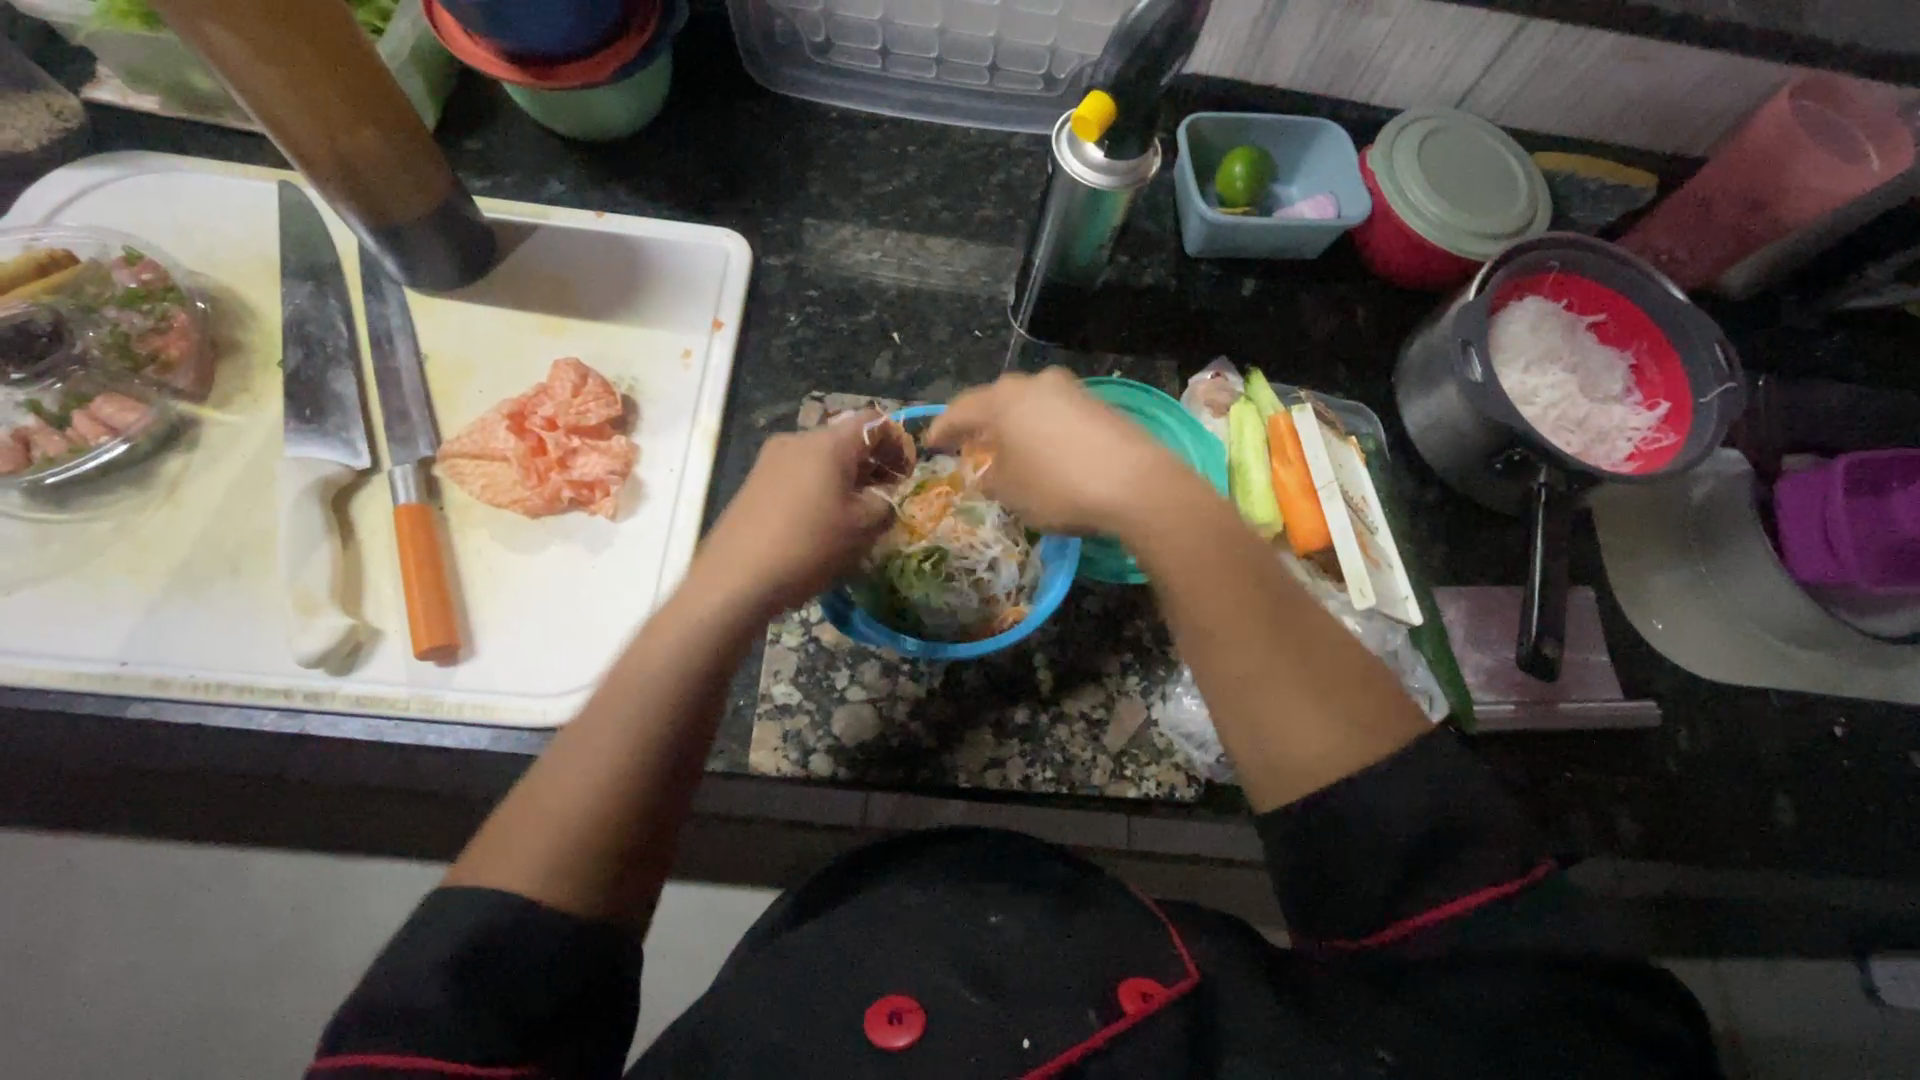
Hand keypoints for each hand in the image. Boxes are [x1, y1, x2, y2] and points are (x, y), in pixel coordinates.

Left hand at [690, 413, 891, 616]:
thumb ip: (885, 505)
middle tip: (888, 494)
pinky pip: (799, 476)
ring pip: (820, 459)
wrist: (735, 580)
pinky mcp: (754, 485)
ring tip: (857, 513)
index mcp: (827, 443)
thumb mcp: (862, 529)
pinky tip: (823, 523)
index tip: (906, 475)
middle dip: (871, 463)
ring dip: (845, 478)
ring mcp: (770, 462)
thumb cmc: (809, 547)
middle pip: (845, 439)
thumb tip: (884, 499)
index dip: (897, 443)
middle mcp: (796, 441)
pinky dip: (820, 490)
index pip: (873, 422)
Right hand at [926, 368, 1189, 535]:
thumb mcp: (1010, 492)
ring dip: (1015, 426)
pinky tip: (1045, 453)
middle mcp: (1035, 384)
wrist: (1137, 484)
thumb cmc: (1057, 487)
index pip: (960, 410)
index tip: (930, 444)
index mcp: (1003, 399)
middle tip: (969, 445)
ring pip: (1030, 406)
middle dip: (981, 424)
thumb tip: (988, 473)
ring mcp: (1072, 390)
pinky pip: (1057, 415)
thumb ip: (990, 478)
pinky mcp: (1100, 405)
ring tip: (1008, 450)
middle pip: (997, 401)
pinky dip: (1043, 431)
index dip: (942, 429)